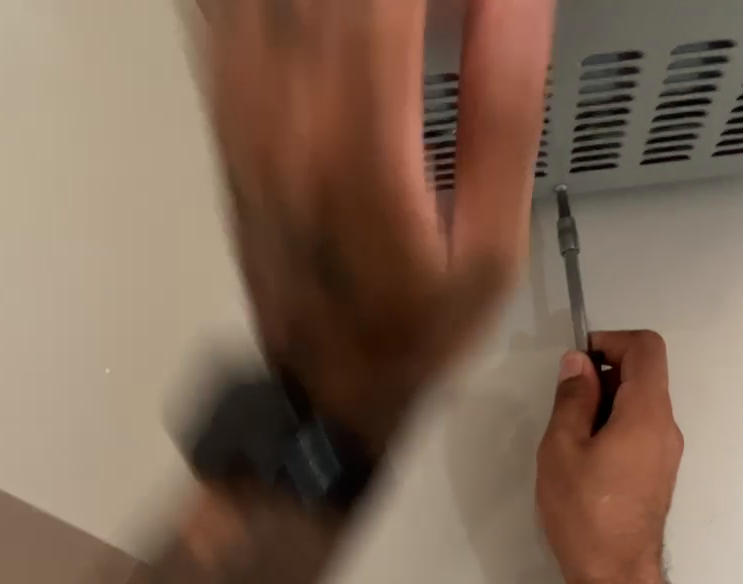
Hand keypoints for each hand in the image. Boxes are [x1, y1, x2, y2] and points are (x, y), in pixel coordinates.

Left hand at [192, 0, 555, 449]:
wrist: (328, 387)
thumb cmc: (409, 336)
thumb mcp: (491, 253)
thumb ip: (503, 116)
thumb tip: (516, 4)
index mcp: (362, 148)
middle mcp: (288, 118)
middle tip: (445, 7)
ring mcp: (246, 114)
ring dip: (344, 2)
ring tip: (401, 21)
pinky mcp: (231, 120)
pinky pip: (227, 12)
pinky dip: (281, 4)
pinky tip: (334, 24)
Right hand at [536, 330, 684, 583]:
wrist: (615, 577)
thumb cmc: (584, 512)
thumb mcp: (562, 449)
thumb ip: (572, 399)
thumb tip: (578, 364)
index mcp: (647, 413)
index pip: (646, 349)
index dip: (612, 341)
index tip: (578, 360)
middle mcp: (666, 428)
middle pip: (645, 376)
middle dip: (603, 375)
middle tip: (565, 404)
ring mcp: (666, 455)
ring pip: (641, 407)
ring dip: (606, 405)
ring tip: (570, 437)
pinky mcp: (658, 476)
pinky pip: (640, 433)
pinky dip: (614, 428)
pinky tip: (585, 460)